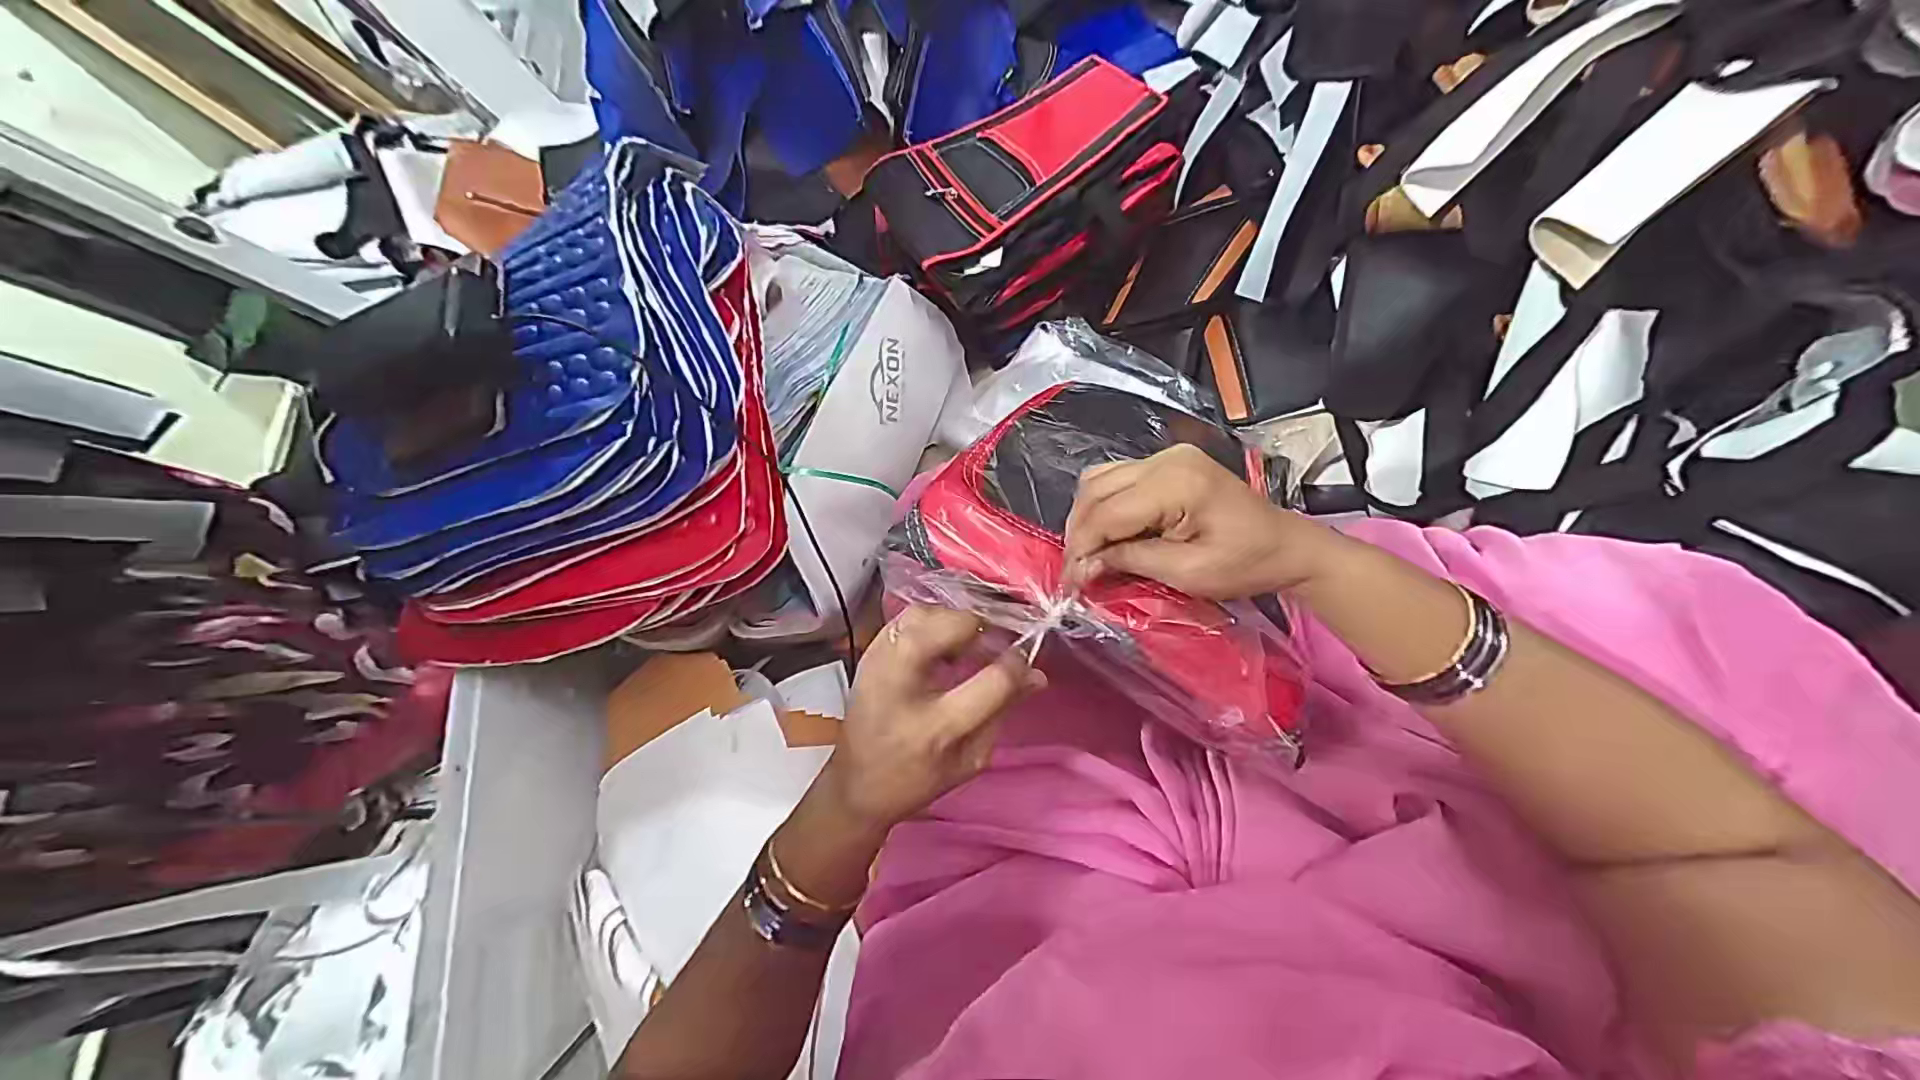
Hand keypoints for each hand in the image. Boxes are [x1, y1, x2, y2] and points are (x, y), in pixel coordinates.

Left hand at [819, 605, 1046, 830]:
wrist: (856, 784)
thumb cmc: (917, 779)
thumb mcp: (970, 759)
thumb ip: (1003, 710)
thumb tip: (1035, 674)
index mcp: (935, 728)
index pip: (992, 679)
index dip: (1017, 662)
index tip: (1024, 659)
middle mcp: (903, 687)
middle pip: (951, 627)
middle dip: (982, 627)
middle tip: (992, 643)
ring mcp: (880, 664)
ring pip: (926, 613)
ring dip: (955, 621)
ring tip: (965, 643)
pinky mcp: (869, 654)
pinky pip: (906, 617)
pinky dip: (931, 621)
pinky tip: (940, 643)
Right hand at [1060, 444, 1347, 599]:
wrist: (1287, 545)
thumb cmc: (1246, 564)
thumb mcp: (1188, 573)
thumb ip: (1130, 561)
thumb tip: (1084, 565)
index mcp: (1177, 483)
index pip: (1106, 512)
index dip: (1081, 549)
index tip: (1070, 584)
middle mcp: (1165, 459)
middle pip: (1095, 490)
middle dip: (1078, 534)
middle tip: (1075, 572)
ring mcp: (1165, 456)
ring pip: (1098, 480)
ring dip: (1085, 519)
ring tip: (1087, 554)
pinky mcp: (1166, 464)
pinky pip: (1115, 479)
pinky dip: (1102, 508)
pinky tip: (1105, 534)